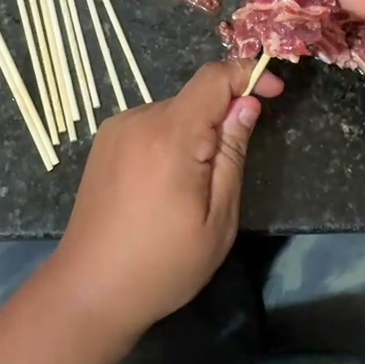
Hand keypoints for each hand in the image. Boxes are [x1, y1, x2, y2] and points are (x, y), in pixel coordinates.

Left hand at [43, 61, 284, 338]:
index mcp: (170, 134)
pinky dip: (168, 143)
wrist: (89, 289)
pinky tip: (161, 189)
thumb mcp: (218, 218)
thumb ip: (233, 153)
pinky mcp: (104, 142)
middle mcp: (139, 119)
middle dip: (220, 122)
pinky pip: (150, 127)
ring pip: (172, 114)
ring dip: (192, 136)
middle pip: (193, 99)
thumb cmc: (163, 264)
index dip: (248, 74)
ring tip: (187, 194)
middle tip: (225, 177)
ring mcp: (117, 128)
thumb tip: (247, 103)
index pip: (213, 78)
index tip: (275, 90)